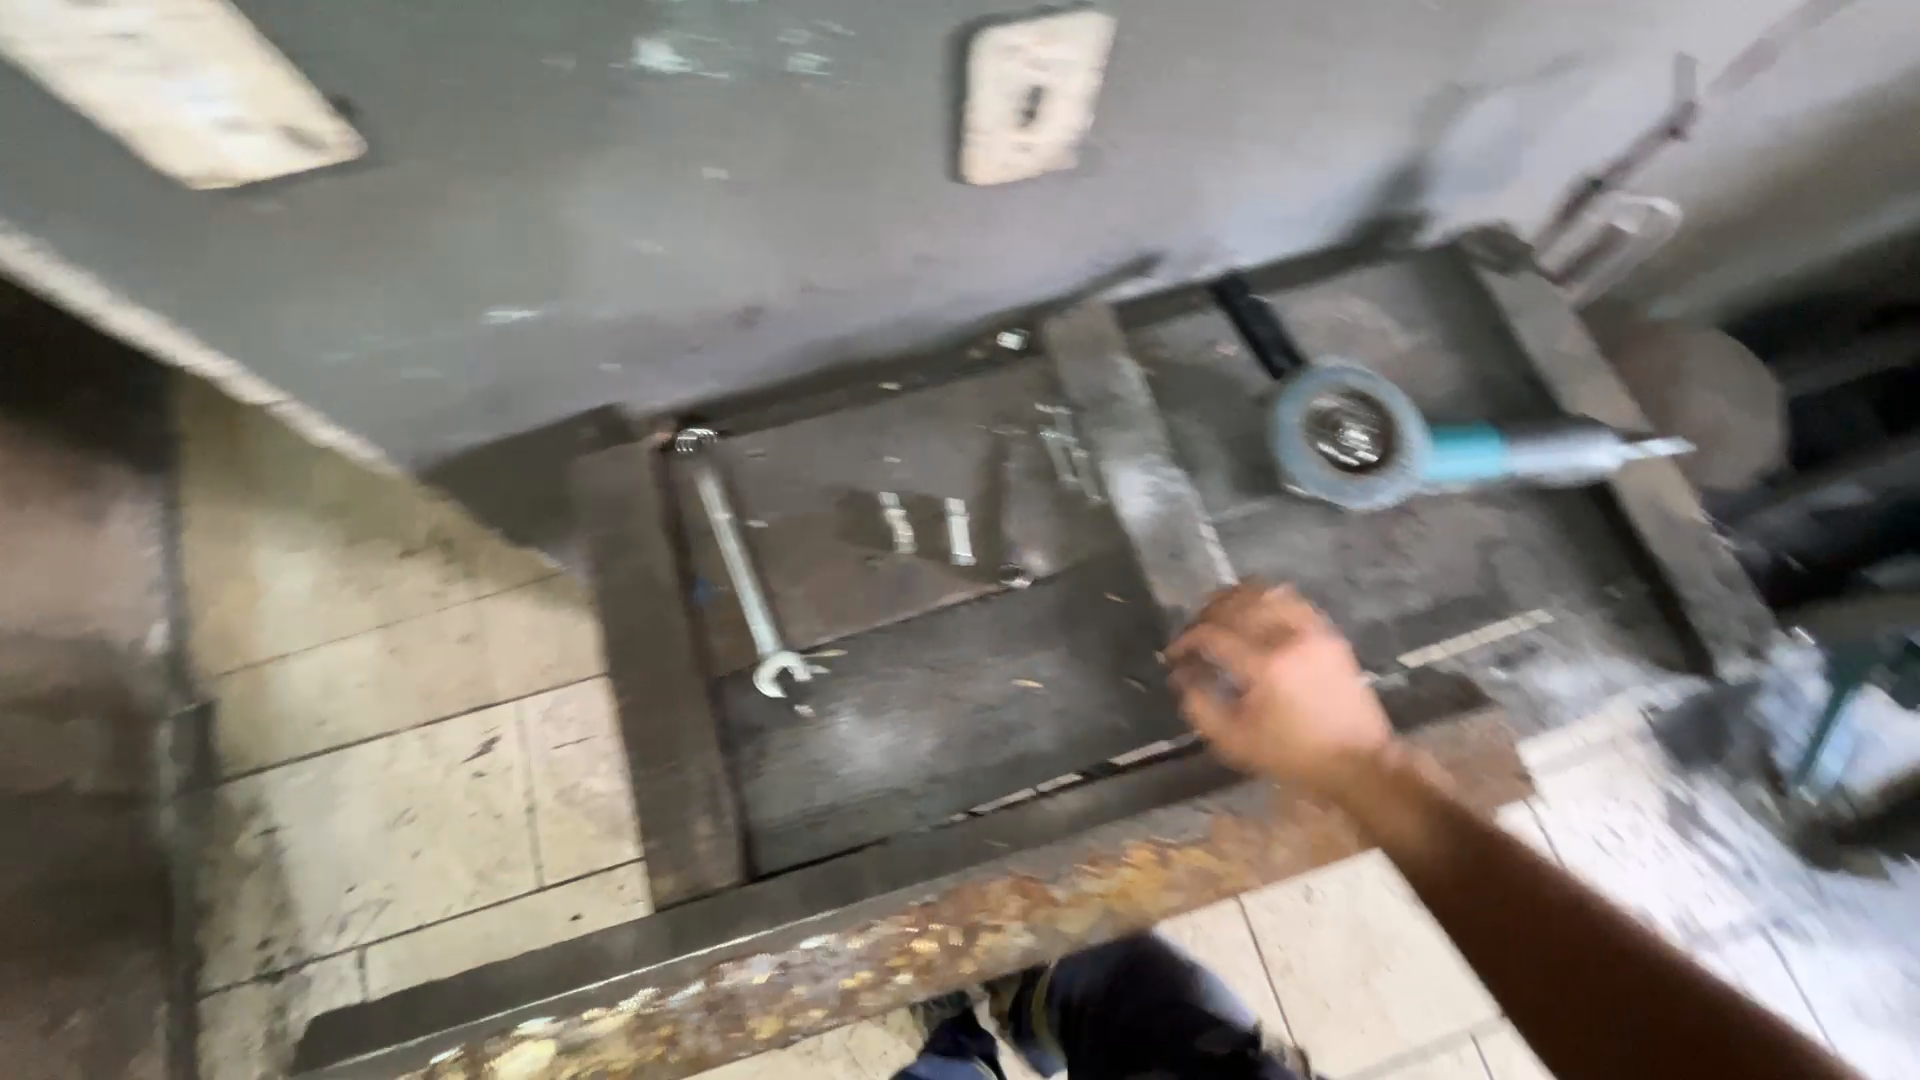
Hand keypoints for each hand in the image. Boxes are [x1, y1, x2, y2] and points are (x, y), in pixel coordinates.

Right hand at [1166, 583, 1394, 791]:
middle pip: (1235, 603)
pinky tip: (1254, 614)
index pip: (1212, 634)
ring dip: (1234, 599)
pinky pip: (1291, 600)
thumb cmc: (1292, 755)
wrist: (1358, 760)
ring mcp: (1312, 631)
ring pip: (1264, 592)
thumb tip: (1182, 674)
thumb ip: (1199, 704)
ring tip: (1220, 616)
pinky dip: (1265, 600)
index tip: (1174, 654)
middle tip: (1194, 632)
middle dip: (1205, 614)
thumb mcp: (1234, 741)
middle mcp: (1288, 638)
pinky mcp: (1328, 633)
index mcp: (1263, 666)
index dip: (1186, 640)